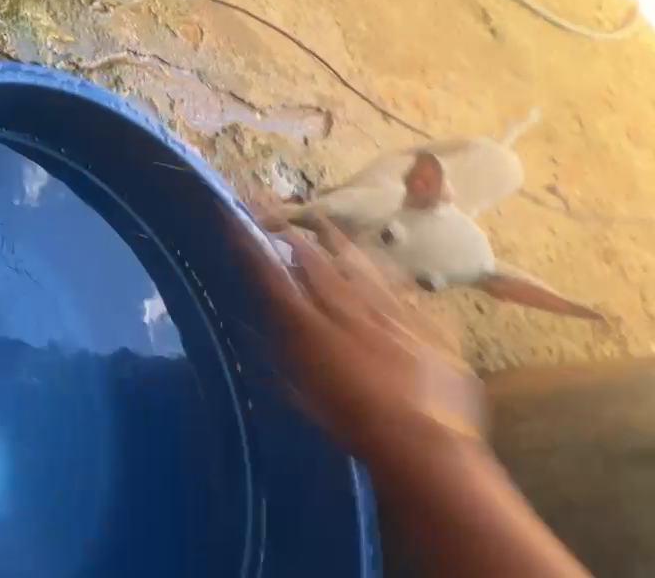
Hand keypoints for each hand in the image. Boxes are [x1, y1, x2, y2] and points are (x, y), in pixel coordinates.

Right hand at [242, 215, 485, 472]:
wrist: (428, 448)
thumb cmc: (349, 422)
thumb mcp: (297, 386)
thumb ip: (279, 348)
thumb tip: (262, 318)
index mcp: (307, 325)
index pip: (270, 272)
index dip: (250, 243)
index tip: (231, 217)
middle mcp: (345, 310)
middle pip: (313, 261)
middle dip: (289, 234)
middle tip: (272, 211)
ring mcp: (390, 315)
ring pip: (357, 267)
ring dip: (335, 243)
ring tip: (321, 223)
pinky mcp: (427, 329)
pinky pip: (400, 291)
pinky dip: (383, 277)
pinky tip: (378, 268)